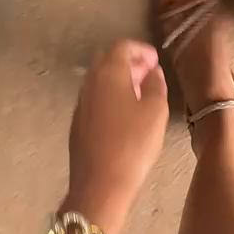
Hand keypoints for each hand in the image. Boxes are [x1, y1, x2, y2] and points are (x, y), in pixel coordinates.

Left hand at [60, 40, 167, 233]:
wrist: (99, 187)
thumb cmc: (132, 145)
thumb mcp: (155, 111)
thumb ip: (156, 84)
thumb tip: (153, 72)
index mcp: (109, 72)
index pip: (122, 46)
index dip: (141, 49)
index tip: (155, 60)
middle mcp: (91, 82)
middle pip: (108, 59)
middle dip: (129, 61)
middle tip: (148, 72)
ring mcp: (81, 103)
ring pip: (100, 79)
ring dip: (119, 79)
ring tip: (139, 92)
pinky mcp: (77, 124)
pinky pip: (95, 98)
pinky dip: (109, 95)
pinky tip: (123, 113)